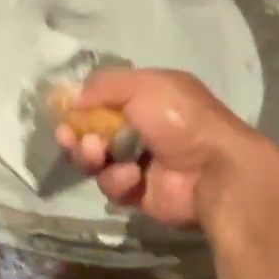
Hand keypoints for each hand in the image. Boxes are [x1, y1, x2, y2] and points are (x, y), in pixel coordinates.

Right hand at [55, 68, 276, 227]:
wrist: (215, 171)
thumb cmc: (180, 119)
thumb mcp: (144, 85)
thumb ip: (103, 85)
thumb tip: (72, 98)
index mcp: (147, 99)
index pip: (102, 101)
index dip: (80, 107)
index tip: (63, 113)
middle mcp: (142, 129)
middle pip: (92, 133)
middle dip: (76, 135)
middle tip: (69, 138)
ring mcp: (139, 162)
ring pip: (96, 161)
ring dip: (91, 156)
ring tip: (99, 154)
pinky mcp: (139, 193)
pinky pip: (111, 186)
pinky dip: (117, 180)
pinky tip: (132, 176)